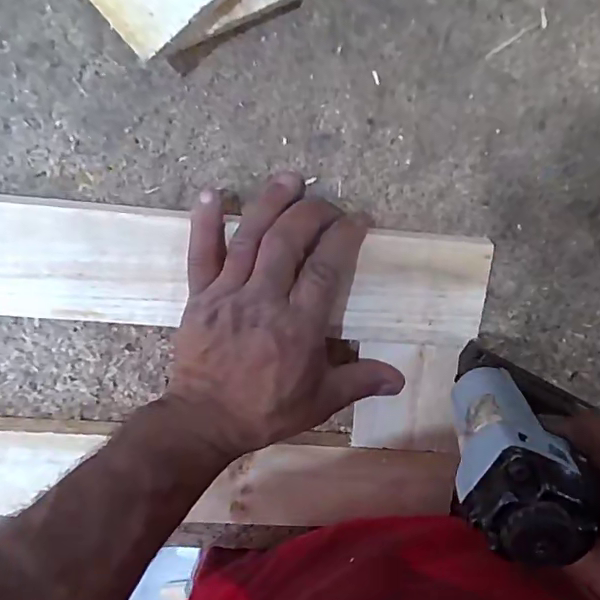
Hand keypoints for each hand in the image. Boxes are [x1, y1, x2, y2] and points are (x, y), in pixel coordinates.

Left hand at [162, 172, 406, 460]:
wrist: (204, 421)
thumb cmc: (266, 411)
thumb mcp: (319, 401)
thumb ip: (359, 382)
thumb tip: (399, 379)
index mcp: (297, 326)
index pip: (325, 269)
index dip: (343, 238)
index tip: (358, 219)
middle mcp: (264, 301)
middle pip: (289, 242)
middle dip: (311, 213)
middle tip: (328, 201)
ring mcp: (228, 295)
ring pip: (251, 239)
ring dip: (270, 204)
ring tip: (288, 178)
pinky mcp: (200, 297)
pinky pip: (201, 255)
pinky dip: (206, 223)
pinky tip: (212, 193)